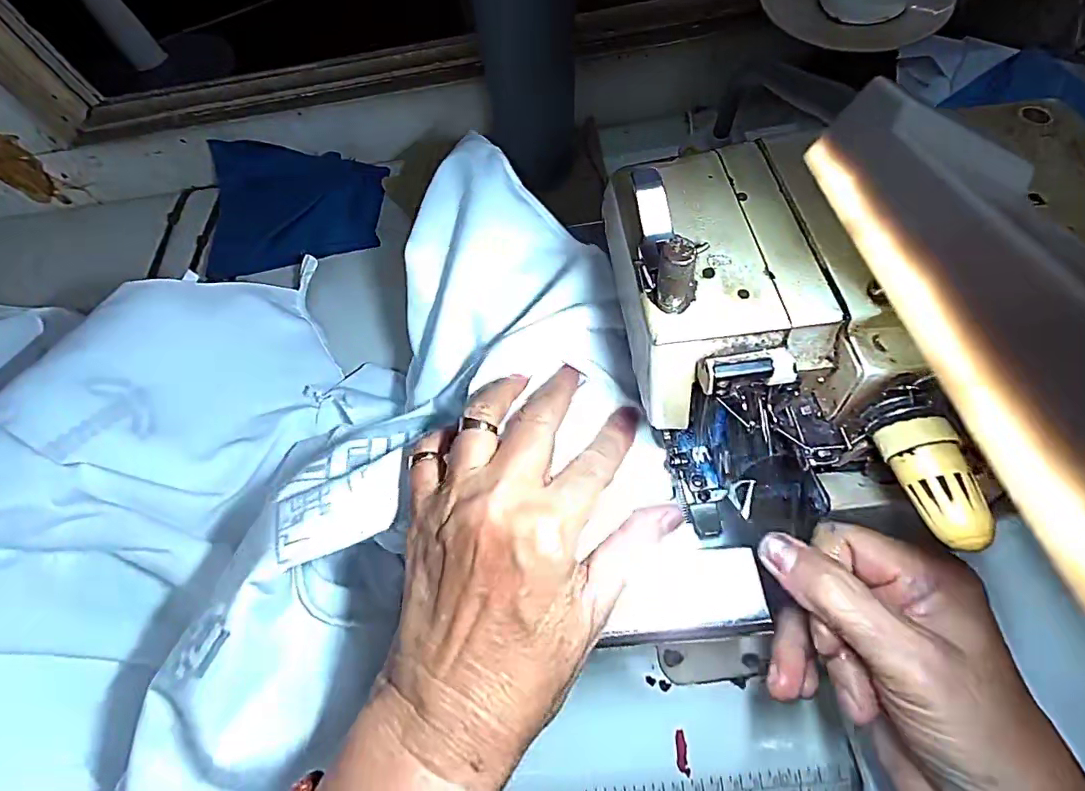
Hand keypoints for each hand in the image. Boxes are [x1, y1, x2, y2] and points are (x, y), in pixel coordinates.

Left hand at [326, 367, 683, 790]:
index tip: (624, 420)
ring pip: (477, 423)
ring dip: (500, 393)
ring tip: (517, 377)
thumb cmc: (514, 676)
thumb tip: (662, 520)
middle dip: (560, 390)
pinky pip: (426, 455)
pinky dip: (442, 435)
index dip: (617, 435)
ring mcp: (455, 504)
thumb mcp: (588, 616)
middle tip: (572, 375)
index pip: (595, 462)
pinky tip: (457, 427)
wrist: (446, 709)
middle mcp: (498, 506)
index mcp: (547, 531)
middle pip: (535, 423)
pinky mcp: (423, 514)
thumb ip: (627, 551)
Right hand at [760, 522, 1084, 790]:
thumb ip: (837, 596)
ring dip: (810, 654)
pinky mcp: (868, 660)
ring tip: (808, 682)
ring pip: (813, 613)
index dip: (818, 576)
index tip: (821, 621)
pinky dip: (814, 670)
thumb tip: (779, 547)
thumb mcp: (905, 657)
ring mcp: (884, 629)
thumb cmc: (988, 739)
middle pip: (819, 578)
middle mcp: (902, 595)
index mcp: (923, 575)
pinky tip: (826, 691)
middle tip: (817, 657)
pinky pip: (818, 645)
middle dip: (810, 625)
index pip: (839, 541)